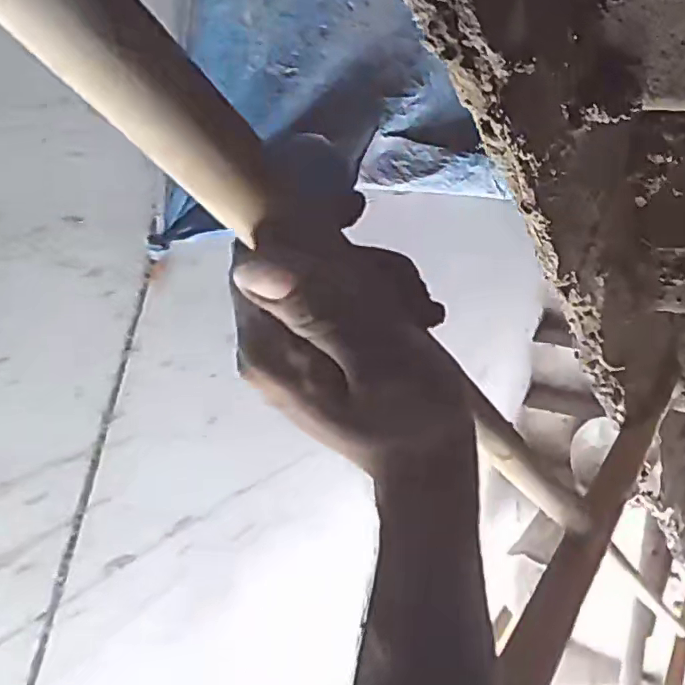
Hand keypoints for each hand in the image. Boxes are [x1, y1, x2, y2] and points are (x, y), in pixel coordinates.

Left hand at [232, 223, 472, 485]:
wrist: (430, 471)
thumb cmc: (415, 417)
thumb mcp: (377, 356)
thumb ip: (321, 309)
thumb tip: (254, 263)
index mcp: (272, 346)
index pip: (258, 255)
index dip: (303, 222)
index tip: (358, 213)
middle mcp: (268, 346)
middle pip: (296, 263)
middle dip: (360, 263)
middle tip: (413, 292)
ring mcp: (291, 353)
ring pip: (325, 280)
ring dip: (380, 283)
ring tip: (423, 314)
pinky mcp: (316, 357)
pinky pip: (337, 305)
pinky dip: (380, 303)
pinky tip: (416, 322)